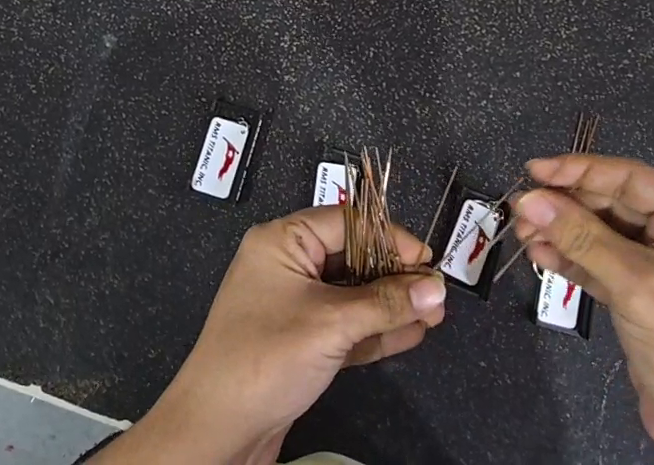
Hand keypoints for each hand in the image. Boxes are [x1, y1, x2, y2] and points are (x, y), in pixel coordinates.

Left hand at [94, 206, 447, 464]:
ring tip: (434, 316)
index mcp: (283, 241)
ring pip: (352, 294)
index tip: (428, 261)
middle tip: (436, 295)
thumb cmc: (268, 357)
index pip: (347, 223)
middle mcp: (288, 264)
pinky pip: (345, 325)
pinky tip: (412, 334)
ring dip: (391, 305)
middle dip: (395, 276)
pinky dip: (375, 330)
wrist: (217, 429)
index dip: (390, 238)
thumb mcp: (331, 324)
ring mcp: (294, 304)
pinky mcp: (301, 340)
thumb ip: (386, 303)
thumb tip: (436, 287)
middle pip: (352, 258)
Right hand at [511, 155, 653, 464]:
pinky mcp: (638, 299)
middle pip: (611, 205)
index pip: (630, 179)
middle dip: (565, 205)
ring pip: (599, 235)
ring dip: (561, 232)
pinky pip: (596, 266)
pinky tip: (539, 255)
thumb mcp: (638, 286)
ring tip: (522, 234)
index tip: (533, 170)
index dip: (580, 170)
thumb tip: (528, 198)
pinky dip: (568, 259)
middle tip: (520, 208)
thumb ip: (582, 238)